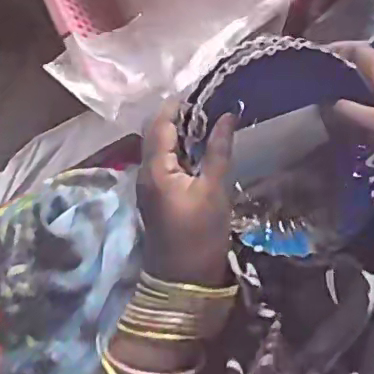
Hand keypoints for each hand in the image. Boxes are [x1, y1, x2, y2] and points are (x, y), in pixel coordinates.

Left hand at [137, 102, 234, 285]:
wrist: (184, 281)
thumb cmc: (200, 235)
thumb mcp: (215, 190)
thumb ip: (218, 149)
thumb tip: (228, 115)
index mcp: (155, 169)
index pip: (160, 124)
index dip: (177, 105)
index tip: (200, 91)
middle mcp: (145, 172)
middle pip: (155, 132)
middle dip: (178, 115)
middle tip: (207, 105)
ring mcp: (148, 184)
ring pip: (159, 146)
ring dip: (179, 131)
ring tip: (207, 121)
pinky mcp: (156, 194)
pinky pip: (163, 160)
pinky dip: (179, 148)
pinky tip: (199, 147)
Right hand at [325, 43, 373, 183]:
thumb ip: (349, 112)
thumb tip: (324, 102)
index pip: (361, 51)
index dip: (339, 47)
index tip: (316, 54)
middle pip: (359, 68)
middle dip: (336, 70)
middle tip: (311, 78)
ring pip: (360, 88)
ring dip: (341, 90)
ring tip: (318, 97)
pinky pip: (365, 106)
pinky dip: (349, 108)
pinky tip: (335, 119)